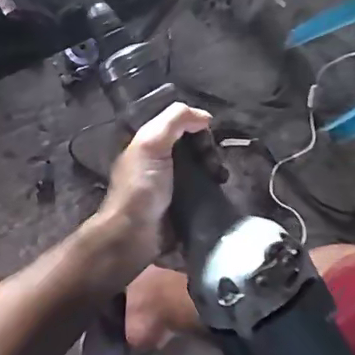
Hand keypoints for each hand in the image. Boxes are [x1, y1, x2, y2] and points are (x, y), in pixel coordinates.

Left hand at [82, 103, 209, 288]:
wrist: (133, 237)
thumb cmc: (141, 186)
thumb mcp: (151, 143)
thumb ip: (176, 120)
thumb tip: (206, 117)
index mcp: (150, 143)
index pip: (182, 126)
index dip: (198, 130)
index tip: (207, 142)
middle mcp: (161, 160)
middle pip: (195, 146)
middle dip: (210, 152)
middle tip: (215, 167)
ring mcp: (172, 184)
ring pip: (202, 167)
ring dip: (216, 171)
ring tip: (221, 181)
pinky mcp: (183, 206)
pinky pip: (204, 190)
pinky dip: (215, 189)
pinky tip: (220, 192)